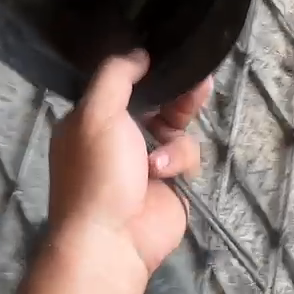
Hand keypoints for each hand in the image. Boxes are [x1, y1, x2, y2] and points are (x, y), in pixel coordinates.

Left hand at [48, 51, 211, 272]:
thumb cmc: (98, 172)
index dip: (146, 69)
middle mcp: (119, 136)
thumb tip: (139, 53)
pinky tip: (162, 174)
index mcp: (93, 119)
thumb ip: (117, 75)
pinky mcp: (170, 181)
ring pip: (177, 126)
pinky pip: (186, 155)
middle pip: (158, 101)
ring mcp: (145, 160)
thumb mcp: (97, 112)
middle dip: (177, 94)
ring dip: (174, 135)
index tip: (169, 53)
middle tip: (200, 80)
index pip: (123, 82)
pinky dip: (177, 161)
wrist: (112, 240)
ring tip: (165, 150)